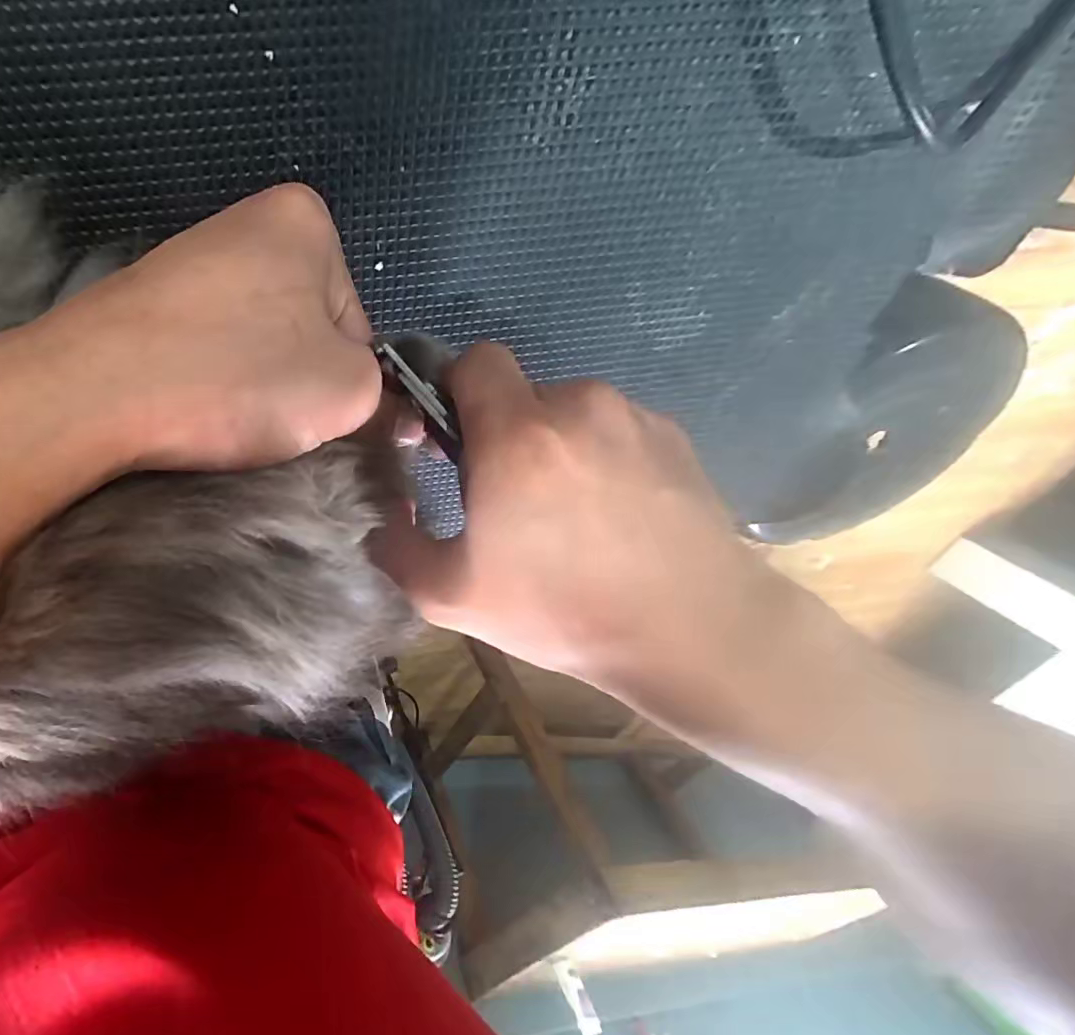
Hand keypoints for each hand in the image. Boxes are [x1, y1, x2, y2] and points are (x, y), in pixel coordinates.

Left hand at [0, 183, 381, 471]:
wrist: (94, 392)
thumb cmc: (239, 376)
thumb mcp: (346, 392)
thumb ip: (388, 400)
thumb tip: (401, 421)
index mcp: (306, 222)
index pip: (361, 326)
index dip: (353, 386)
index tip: (326, 419)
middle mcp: (247, 225)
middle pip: (311, 334)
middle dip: (305, 386)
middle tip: (280, 425)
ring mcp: (194, 264)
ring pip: (263, 350)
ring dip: (263, 392)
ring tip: (236, 421)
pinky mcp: (153, 305)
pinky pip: (216, 355)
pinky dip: (220, 388)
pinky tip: (204, 411)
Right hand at [374, 343, 787, 699]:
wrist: (691, 633)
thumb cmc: (562, 612)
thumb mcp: (450, 596)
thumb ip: (396, 545)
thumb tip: (384, 511)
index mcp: (517, 433)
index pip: (475, 360)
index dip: (456, 392)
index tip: (459, 443)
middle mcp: (577, 404)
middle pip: (521, 393)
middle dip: (505, 432)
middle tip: (514, 501)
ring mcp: (632, 416)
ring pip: (570, 412)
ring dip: (556, 448)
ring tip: (572, 516)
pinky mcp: (673, 435)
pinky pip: (615, 429)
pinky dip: (602, 458)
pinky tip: (617, 516)